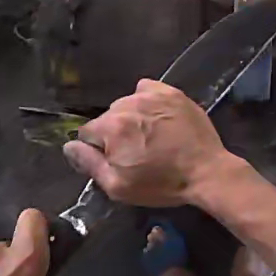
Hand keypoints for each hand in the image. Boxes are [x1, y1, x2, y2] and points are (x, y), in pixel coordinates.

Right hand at [61, 79, 244, 207]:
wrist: (207, 171)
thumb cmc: (161, 183)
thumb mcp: (118, 186)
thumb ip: (89, 163)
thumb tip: (69, 146)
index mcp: (111, 127)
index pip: (87, 133)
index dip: (99, 150)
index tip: (117, 161)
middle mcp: (127, 105)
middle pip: (108, 118)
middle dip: (116, 133)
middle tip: (138, 152)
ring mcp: (151, 95)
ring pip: (127, 104)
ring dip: (132, 118)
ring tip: (152, 136)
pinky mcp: (172, 92)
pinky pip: (147, 89)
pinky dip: (147, 101)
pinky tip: (159, 117)